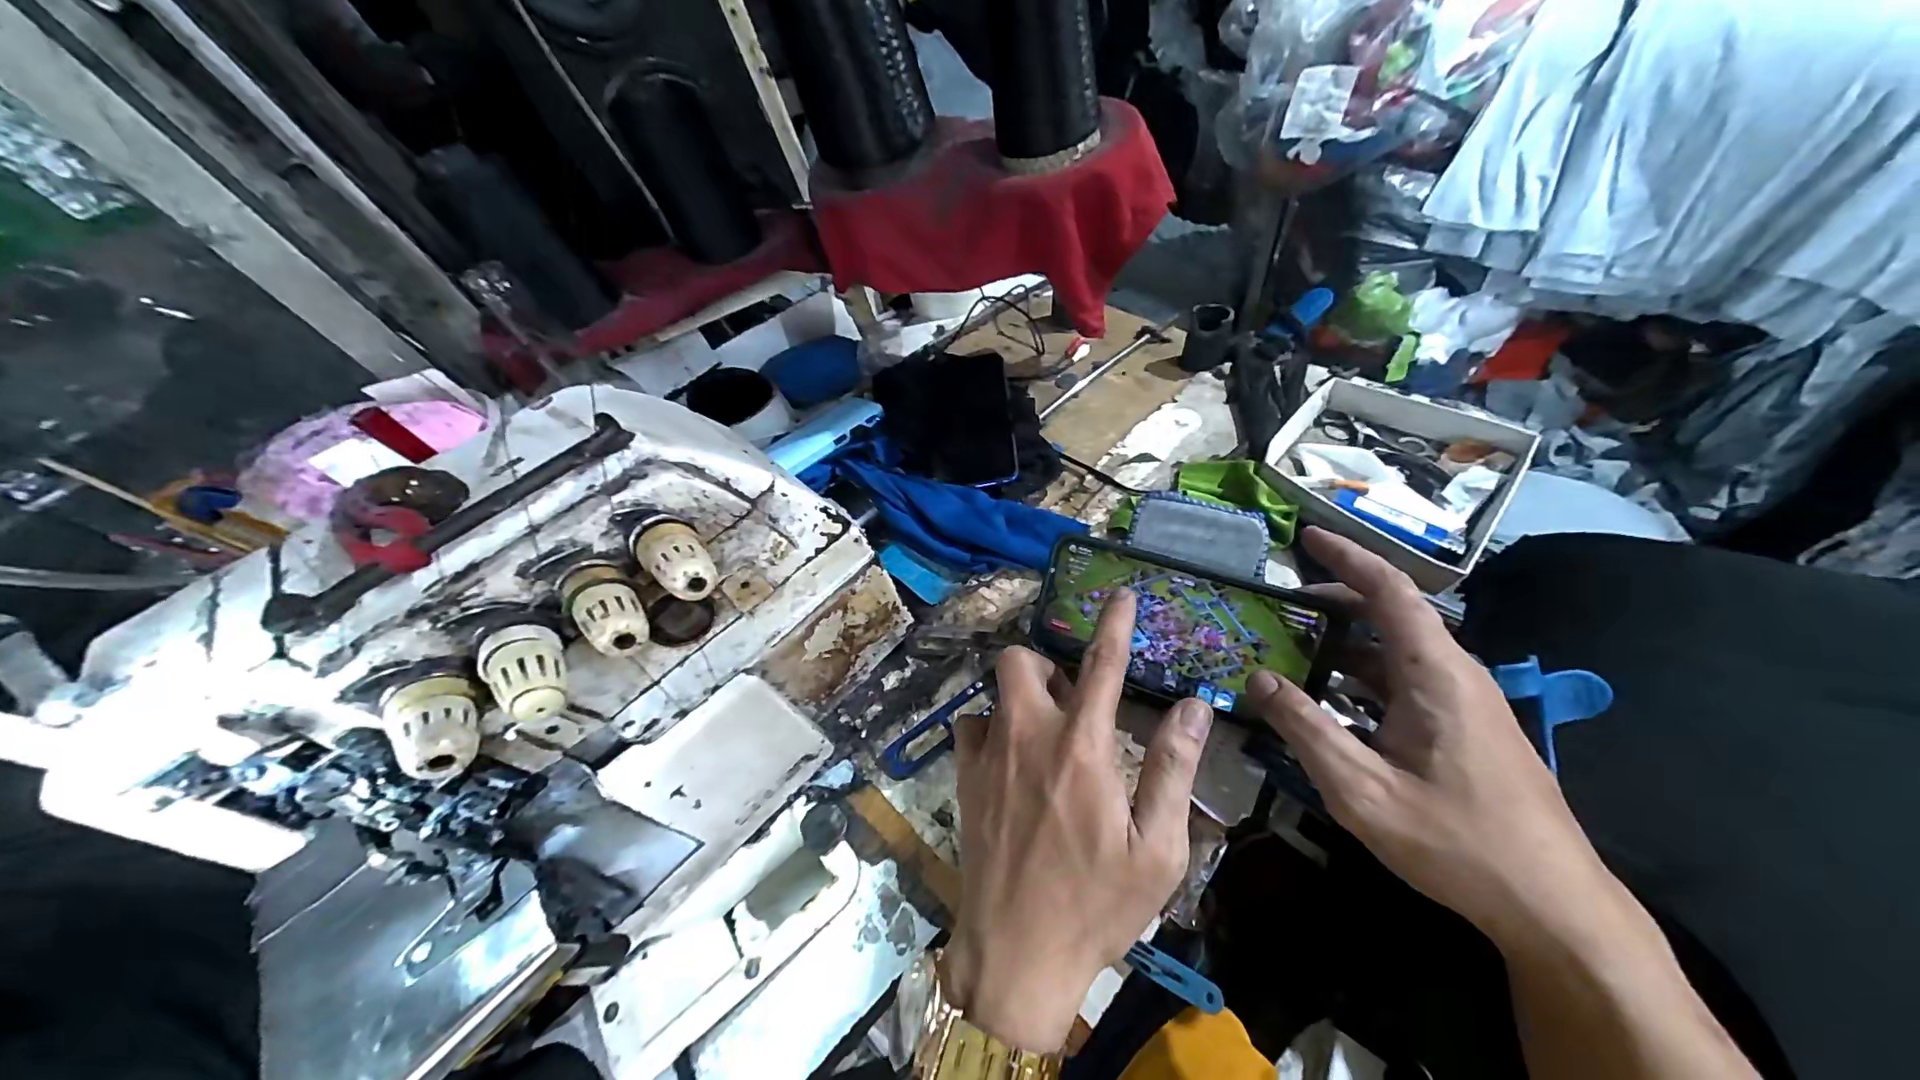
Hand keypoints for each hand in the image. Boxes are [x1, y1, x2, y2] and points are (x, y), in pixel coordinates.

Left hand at [944, 588, 1213, 1051]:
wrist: (1015, 954)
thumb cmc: (1096, 906)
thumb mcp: (1156, 849)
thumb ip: (1173, 769)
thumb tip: (1193, 707)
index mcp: (1082, 748)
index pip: (1102, 666)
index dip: (1114, 624)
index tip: (1121, 593)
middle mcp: (1027, 737)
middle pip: (1021, 660)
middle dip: (1047, 663)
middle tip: (1074, 699)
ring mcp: (987, 756)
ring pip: (994, 692)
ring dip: (1023, 699)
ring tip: (1048, 736)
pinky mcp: (962, 780)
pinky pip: (972, 728)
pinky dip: (993, 730)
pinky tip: (1012, 763)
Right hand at [1246, 527, 1621, 949]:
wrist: (1555, 908)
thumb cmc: (1458, 843)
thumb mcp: (1362, 789)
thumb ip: (1306, 728)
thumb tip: (1257, 677)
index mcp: (1437, 675)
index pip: (1390, 592)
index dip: (1347, 556)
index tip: (1306, 536)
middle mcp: (1456, 676)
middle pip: (1391, 615)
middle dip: (1335, 599)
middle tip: (1279, 602)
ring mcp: (1464, 704)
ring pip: (1396, 652)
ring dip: (1344, 642)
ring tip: (1290, 645)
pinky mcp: (1465, 729)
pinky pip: (1404, 683)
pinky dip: (1361, 675)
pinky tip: (1328, 699)